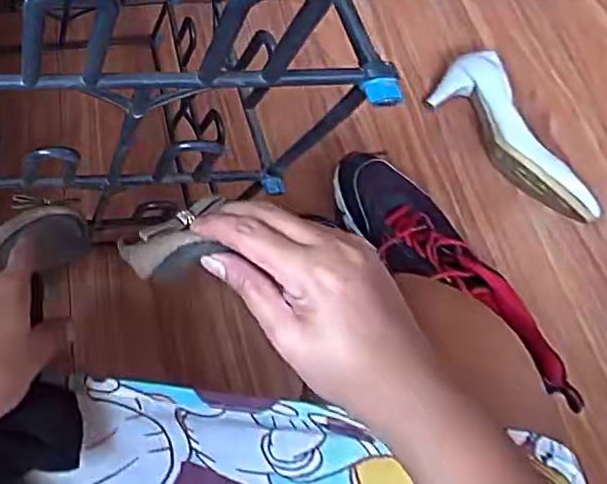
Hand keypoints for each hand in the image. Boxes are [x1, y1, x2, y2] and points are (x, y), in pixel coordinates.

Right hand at [194, 202, 444, 427]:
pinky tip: (267, 243)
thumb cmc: (347, 375)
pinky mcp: (361, 248)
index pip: (249, 232)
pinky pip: (309, 227)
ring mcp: (351, 243)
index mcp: (314, 271)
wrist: (417, 394)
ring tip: (226, 230)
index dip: (214, 225)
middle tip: (202, 222)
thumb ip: (249, 288)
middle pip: (267, 212)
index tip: (189, 228)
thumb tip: (212, 256)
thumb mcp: (287, 338)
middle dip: (230, 212)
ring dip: (254, 217)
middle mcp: (334, 245)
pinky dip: (281, 228)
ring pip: (288, 216)